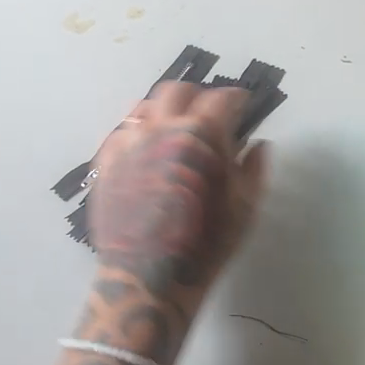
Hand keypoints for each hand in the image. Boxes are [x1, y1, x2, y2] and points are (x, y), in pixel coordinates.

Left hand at [88, 81, 267, 303]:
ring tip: (174, 126)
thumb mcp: (246, 207)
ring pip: (144, 105)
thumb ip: (254, 169)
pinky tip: (146, 149)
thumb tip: (258, 145)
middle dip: (198, 95)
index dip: (237, 99)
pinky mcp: (106, 161)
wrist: (151, 274)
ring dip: (165, 109)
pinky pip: (121, 131)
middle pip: (179, 90)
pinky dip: (139, 131)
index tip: (243, 105)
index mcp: (202, 134)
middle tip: (209, 112)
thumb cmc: (207, 242)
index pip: (223, 98)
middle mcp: (162, 127)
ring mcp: (129, 142)